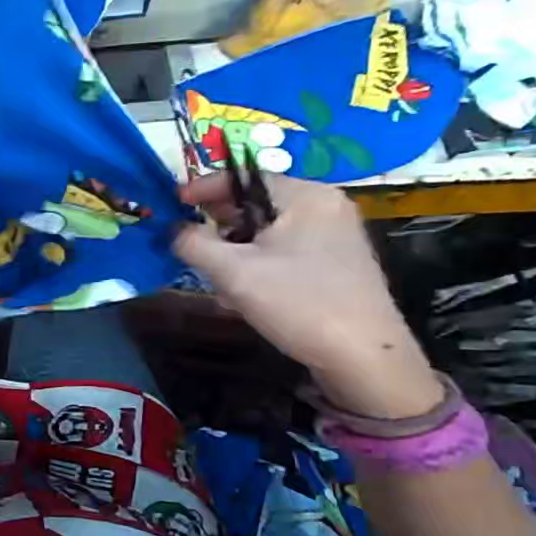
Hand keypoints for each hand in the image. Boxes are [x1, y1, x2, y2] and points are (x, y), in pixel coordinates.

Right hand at [174, 173, 444, 418]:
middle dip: (220, 225)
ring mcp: (336, 236)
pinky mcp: (339, 264)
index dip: (204, 188)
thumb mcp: (234, 273)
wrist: (363, 358)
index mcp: (306, 196)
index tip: (174, 204)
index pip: (244, 177)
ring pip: (269, 231)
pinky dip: (260, 264)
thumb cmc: (298, 304)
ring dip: (237, 250)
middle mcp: (326, 207)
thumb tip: (173, 231)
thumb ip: (194, 244)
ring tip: (219, 280)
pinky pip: (287, 251)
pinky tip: (248, 294)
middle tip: (192, 246)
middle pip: (257, 204)